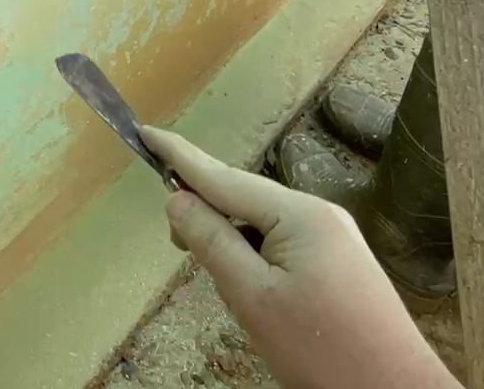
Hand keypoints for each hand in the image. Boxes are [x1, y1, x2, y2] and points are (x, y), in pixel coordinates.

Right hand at [140, 126, 459, 388]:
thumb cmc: (325, 354)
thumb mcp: (253, 298)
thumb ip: (210, 241)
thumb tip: (178, 200)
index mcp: (300, 214)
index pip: (221, 176)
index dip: (177, 154)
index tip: (143, 130)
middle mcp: (319, 213)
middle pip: (240, 197)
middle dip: (204, 211)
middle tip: (176, 246)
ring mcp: (333, 236)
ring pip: (258, 221)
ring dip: (229, 238)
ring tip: (219, 278)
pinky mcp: (339, 261)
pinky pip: (278, 239)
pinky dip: (251, 252)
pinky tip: (248, 282)